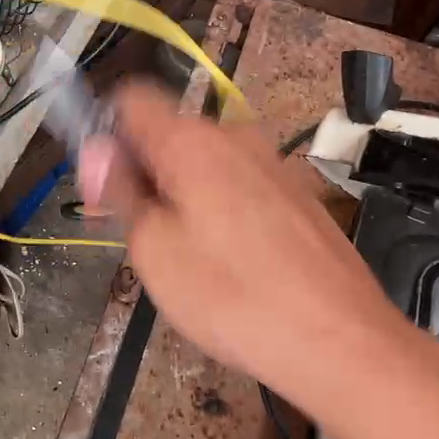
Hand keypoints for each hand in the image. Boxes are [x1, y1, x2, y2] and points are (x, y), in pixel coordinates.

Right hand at [79, 81, 422, 406]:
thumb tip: (95, 150)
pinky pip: (239, 182)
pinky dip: (221, 207)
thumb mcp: (154, 250)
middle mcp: (233, 136)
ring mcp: (271, 161)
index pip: (130, 99)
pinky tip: (233, 264)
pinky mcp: (297, 191)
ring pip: (204, 161)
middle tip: (145, 235)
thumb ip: (119, 190)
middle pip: (168, 132)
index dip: (107, 132)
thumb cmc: (235, 298)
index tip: (104, 182)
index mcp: (191, 141)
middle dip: (146, 172)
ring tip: (191, 258)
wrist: (343, 340)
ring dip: (183, 193)